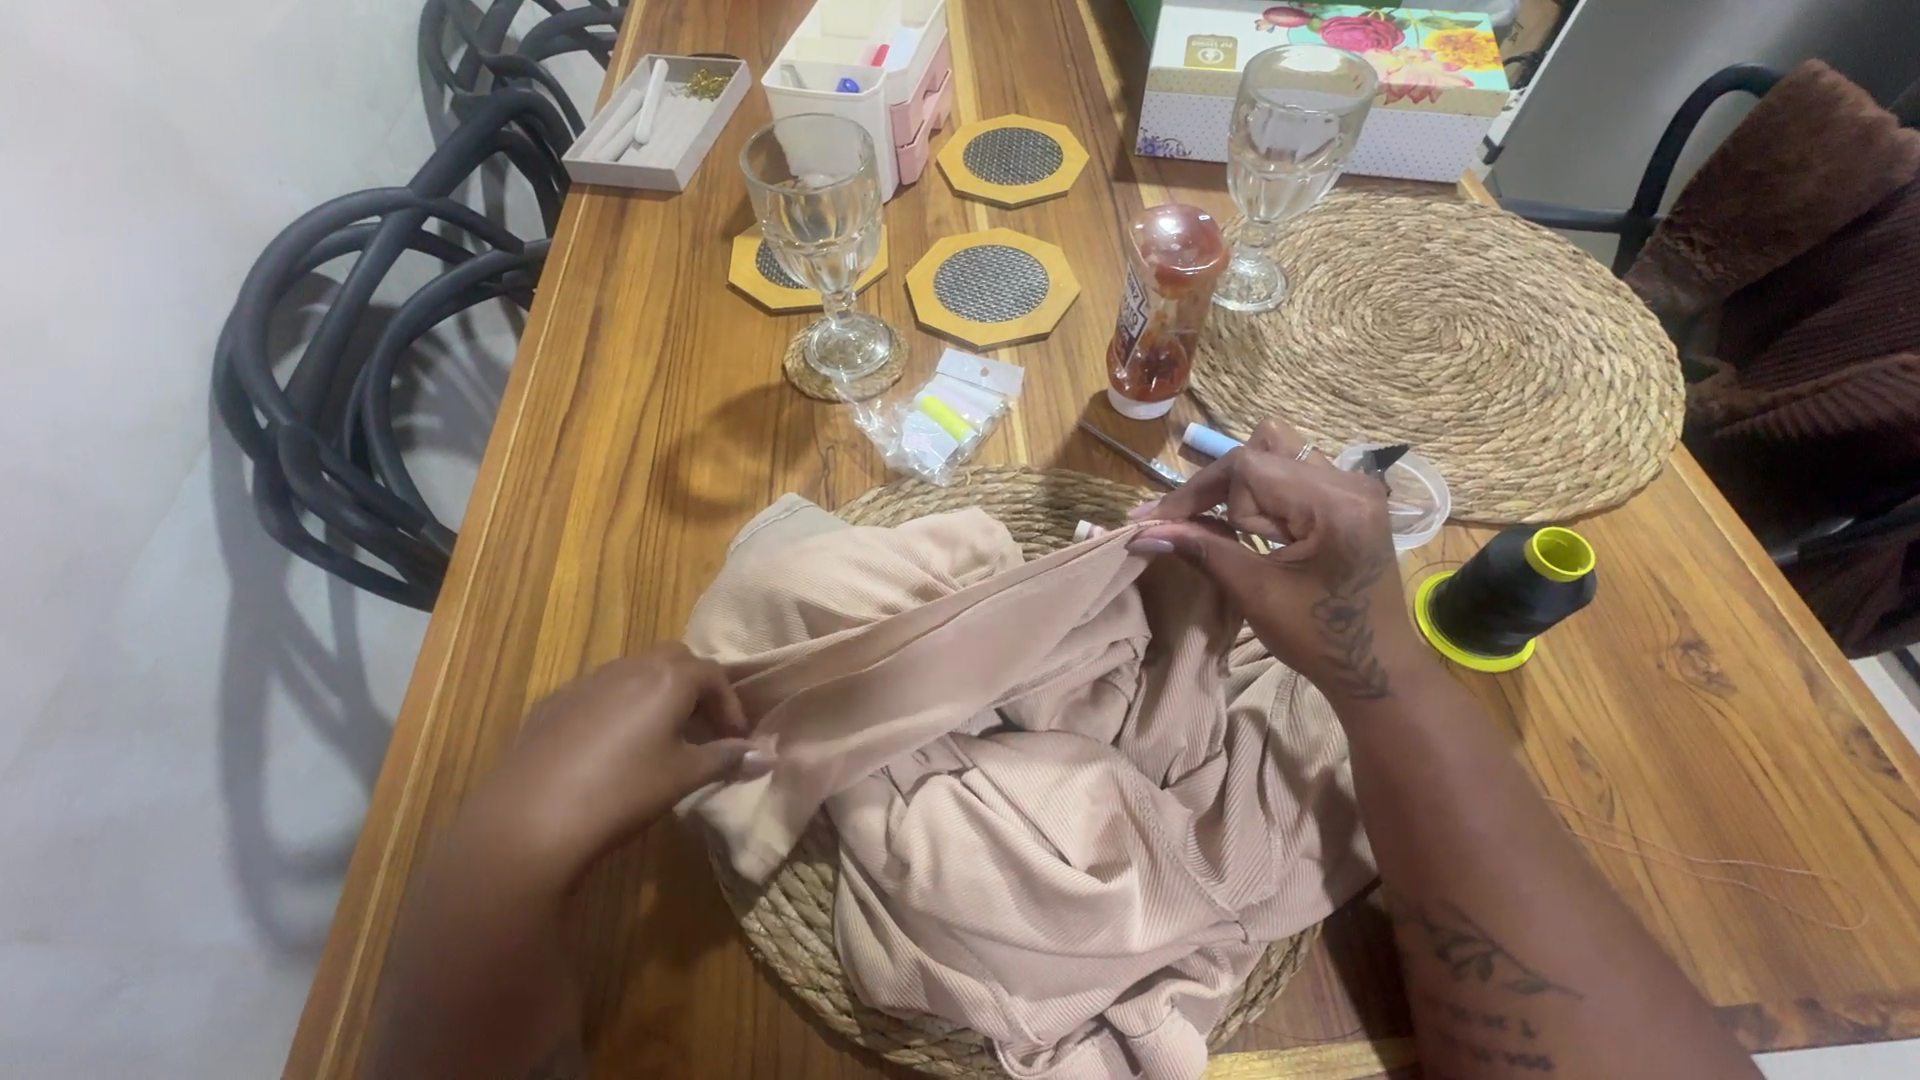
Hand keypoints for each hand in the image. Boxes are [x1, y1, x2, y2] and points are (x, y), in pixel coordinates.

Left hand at [479, 644, 771, 878]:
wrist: (528, 819)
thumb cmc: (622, 791)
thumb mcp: (684, 777)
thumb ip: (726, 758)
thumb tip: (767, 754)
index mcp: (668, 678)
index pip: (713, 674)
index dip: (730, 705)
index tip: (736, 739)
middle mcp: (628, 667)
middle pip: (673, 660)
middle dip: (694, 687)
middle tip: (702, 727)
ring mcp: (585, 682)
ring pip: (633, 672)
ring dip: (655, 695)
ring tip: (660, 738)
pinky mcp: (551, 704)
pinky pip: (599, 693)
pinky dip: (619, 708)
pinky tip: (610, 750)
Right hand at [1127, 417, 1429, 702]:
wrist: (1377, 668)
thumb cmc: (1319, 639)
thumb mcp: (1255, 592)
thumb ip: (1203, 549)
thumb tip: (1145, 532)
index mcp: (1335, 504)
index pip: (1247, 466)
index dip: (1196, 490)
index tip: (1157, 520)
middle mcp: (1350, 482)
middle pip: (1259, 456)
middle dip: (1213, 492)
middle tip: (1174, 524)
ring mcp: (1353, 488)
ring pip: (1273, 460)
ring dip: (1235, 493)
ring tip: (1211, 527)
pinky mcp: (1348, 500)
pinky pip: (1290, 477)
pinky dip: (1258, 498)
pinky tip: (1242, 527)